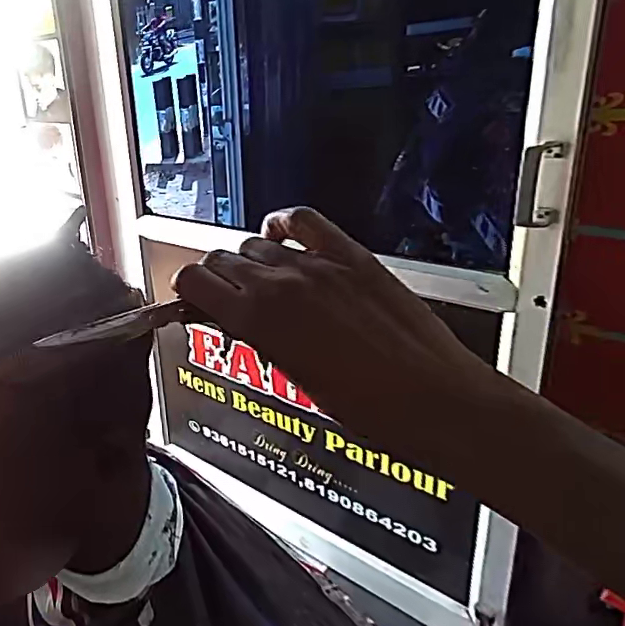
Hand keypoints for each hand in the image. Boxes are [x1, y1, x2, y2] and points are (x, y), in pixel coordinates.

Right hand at [172, 207, 519, 458]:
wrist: (436, 403)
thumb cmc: (367, 405)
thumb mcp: (288, 374)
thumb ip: (253, 336)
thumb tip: (234, 319)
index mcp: (255, 319)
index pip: (192, 279)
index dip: (188, 287)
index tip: (194, 296)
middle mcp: (277, 285)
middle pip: (218, 257)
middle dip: (215, 276)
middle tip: (227, 294)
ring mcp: (314, 266)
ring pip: (252, 241)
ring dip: (249, 258)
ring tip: (263, 277)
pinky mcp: (349, 256)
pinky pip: (301, 220)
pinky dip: (283, 225)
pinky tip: (283, 239)